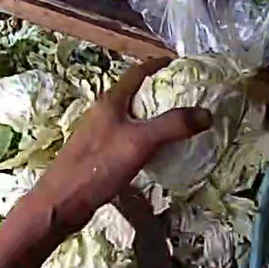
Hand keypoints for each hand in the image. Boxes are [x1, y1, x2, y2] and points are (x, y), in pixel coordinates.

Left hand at [35, 58, 210, 230]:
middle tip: (186, 94)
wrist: (60, 204)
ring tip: (176, 121)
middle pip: (134, 92)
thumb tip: (208, 113)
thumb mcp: (140, 142)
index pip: (138, 71)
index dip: (159, 64)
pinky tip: (155, 150)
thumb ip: (174, 125)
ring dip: (152, 114)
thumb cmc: (98, 166)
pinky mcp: (98, 153)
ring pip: (130, 115)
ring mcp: (98, 133)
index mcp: (111, 100)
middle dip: (159, 90)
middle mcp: (103, 111)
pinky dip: (144, 135)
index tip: (181, 63)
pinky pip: (127, 135)